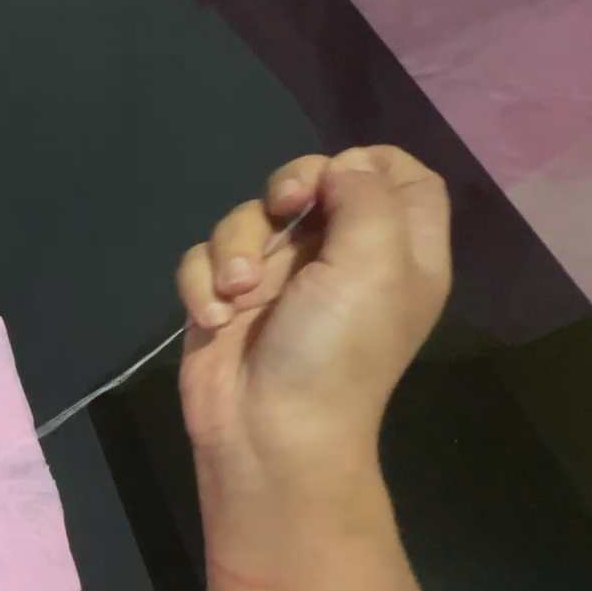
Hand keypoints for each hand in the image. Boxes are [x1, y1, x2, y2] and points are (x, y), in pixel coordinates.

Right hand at [175, 146, 450, 489]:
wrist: (266, 427)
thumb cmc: (335, 351)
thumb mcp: (375, 265)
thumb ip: (367, 198)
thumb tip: (338, 166)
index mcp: (392, 247)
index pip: (391, 175)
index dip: (361, 163)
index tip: (334, 177)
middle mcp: (332, 256)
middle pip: (306, 184)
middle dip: (285, 189)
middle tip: (282, 208)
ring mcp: (271, 280)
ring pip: (242, 223)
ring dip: (232, 250)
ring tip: (235, 295)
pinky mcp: (219, 300)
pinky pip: (198, 263)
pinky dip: (199, 285)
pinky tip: (212, 318)